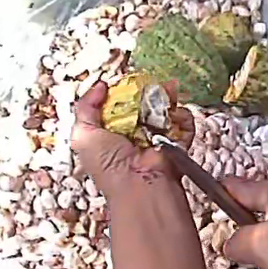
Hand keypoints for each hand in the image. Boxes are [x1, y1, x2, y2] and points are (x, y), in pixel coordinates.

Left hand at [71, 82, 214, 268]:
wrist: (140, 185)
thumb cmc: (109, 166)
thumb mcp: (83, 134)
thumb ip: (85, 107)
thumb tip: (101, 85)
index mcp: (112, 131)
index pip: (119, 103)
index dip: (124, 90)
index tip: (128, 83)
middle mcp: (135, 133)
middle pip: (145, 102)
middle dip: (149, 91)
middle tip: (153, 84)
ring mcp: (158, 137)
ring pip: (166, 109)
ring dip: (168, 100)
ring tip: (168, 95)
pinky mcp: (178, 143)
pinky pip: (184, 124)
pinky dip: (183, 118)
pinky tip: (177, 116)